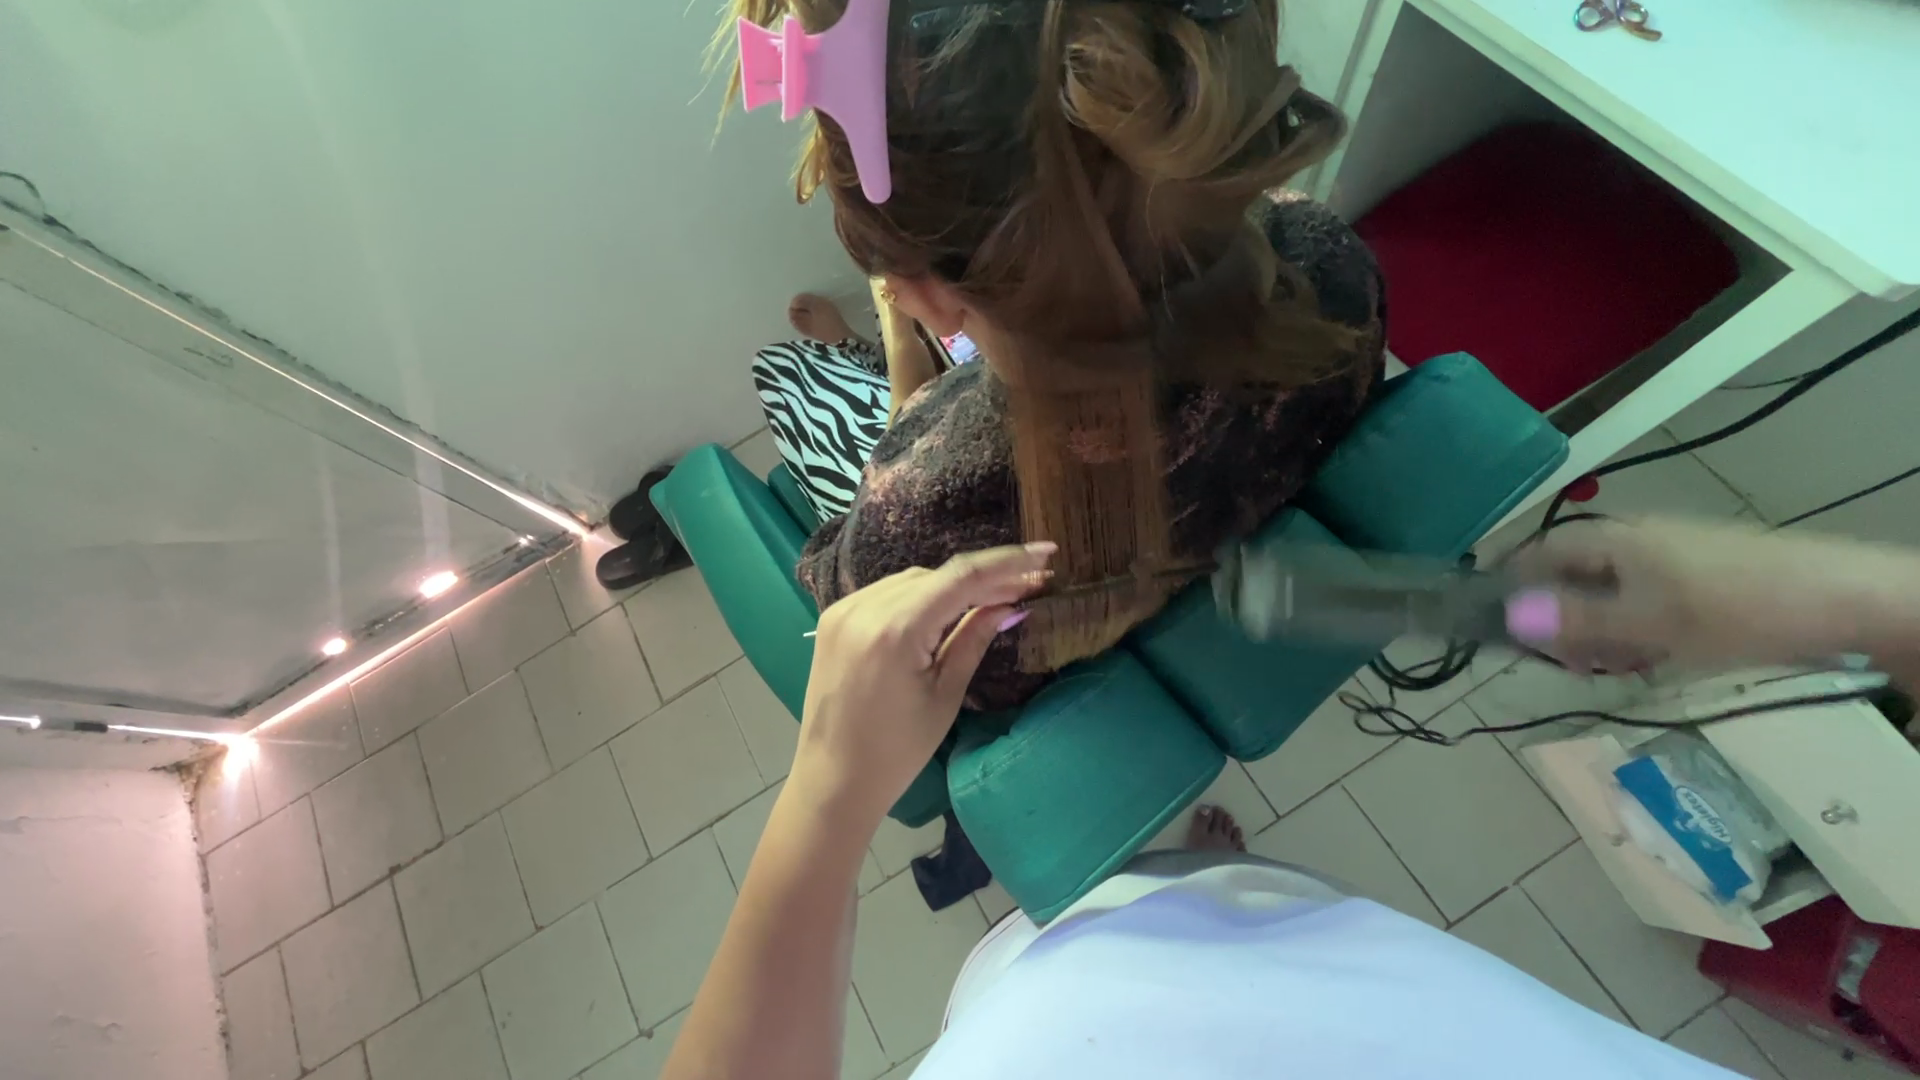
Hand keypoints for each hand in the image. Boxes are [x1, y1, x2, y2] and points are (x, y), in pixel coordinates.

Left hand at [790, 544, 1054, 825]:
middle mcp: (865, 607)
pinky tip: (945, 608)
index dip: (1008, 561)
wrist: (833, 779)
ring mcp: (844, 609)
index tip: (1046, 551)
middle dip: (985, 577)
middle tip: (1028, 584)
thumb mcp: (946, 694)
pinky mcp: (833, 618)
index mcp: (897, 629)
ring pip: (912, 580)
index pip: (962, 575)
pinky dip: (920, 595)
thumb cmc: (898, 750)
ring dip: (952, 585)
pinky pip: (887, 593)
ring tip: (993, 597)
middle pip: (937, 575)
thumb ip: (976, 637)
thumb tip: (1012, 602)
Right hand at [1507, 516, 1887, 672]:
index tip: (1499, 629)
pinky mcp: (1694, 573)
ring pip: (1604, 592)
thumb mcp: (1646, 624)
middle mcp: (1629, 539)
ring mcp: (1664, 554)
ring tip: (1615, 666)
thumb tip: (1506, 619)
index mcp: (1608, 539)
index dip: (1509, 588)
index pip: (1533, 555)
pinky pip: (1639, 598)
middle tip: (1568, 662)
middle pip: (1566, 577)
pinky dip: (1632, 627)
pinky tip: (1652, 655)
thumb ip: (1574, 622)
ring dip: (1597, 630)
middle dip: (1559, 621)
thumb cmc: (1736, 608)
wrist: (1854, 601)